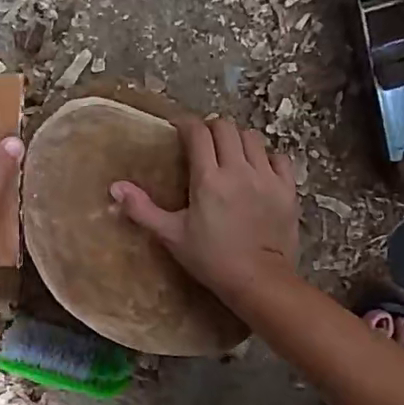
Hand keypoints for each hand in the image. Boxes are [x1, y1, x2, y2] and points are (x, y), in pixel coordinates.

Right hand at [109, 116, 298, 298]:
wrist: (259, 281)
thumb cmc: (210, 258)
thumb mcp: (170, 234)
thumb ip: (142, 208)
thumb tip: (115, 187)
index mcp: (208, 179)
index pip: (198, 133)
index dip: (186, 124)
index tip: (177, 127)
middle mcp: (239, 170)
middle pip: (226, 127)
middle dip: (210, 128)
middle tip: (201, 140)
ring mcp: (268, 178)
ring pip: (253, 138)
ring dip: (237, 138)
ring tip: (227, 152)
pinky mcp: (288, 189)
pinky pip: (280, 158)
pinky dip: (265, 156)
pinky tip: (257, 168)